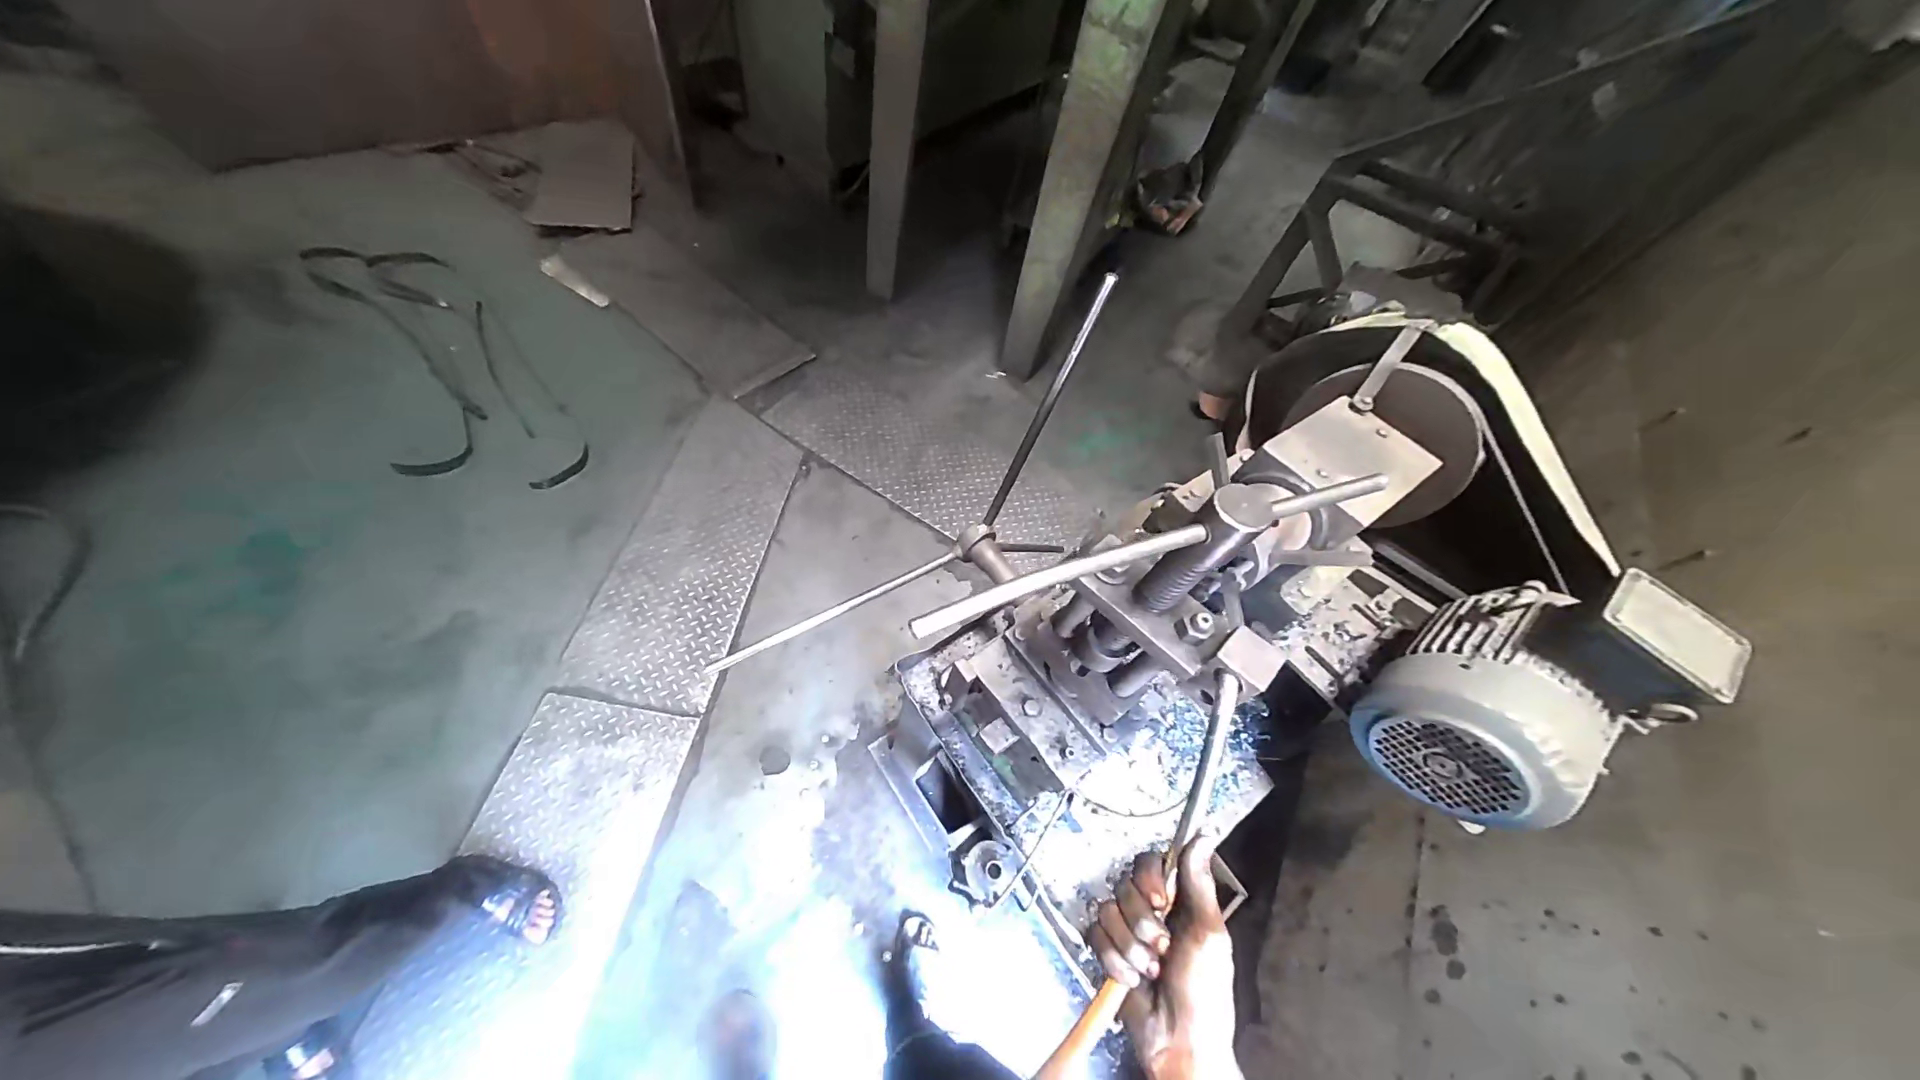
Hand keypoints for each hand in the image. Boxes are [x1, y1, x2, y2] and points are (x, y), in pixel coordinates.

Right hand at [1090, 832, 1241, 1079]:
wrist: (1180, 1044)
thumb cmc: (1204, 992)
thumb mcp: (1209, 935)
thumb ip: (1199, 883)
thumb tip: (1203, 834)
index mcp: (1177, 900)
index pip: (1149, 862)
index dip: (1149, 879)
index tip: (1162, 902)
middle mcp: (1149, 910)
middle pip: (1125, 886)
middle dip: (1142, 923)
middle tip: (1162, 948)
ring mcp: (1126, 932)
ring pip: (1108, 912)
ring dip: (1130, 947)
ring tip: (1150, 970)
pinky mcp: (1108, 952)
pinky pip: (1095, 937)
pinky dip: (1114, 961)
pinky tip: (1132, 980)